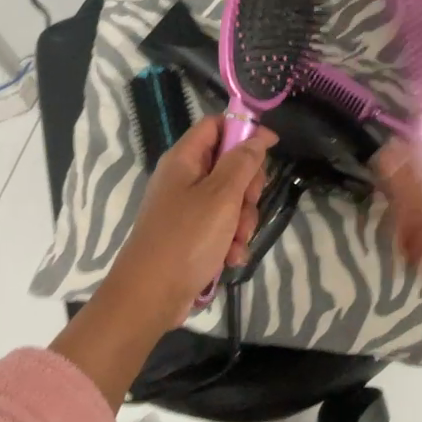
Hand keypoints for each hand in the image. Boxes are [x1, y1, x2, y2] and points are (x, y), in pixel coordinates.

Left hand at [52, 116, 274, 408]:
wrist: (149, 296)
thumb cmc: (185, 239)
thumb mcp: (221, 196)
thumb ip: (242, 163)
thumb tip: (257, 137)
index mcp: (183, 159)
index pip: (215, 125)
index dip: (244, 129)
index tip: (272, 146)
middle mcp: (182, 178)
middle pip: (228, 164)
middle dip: (247, 186)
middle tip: (249, 202)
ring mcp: (185, 208)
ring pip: (229, 199)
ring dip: (242, 220)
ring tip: (237, 241)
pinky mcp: (190, 235)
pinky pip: (220, 226)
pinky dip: (230, 240)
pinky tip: (231, 257)